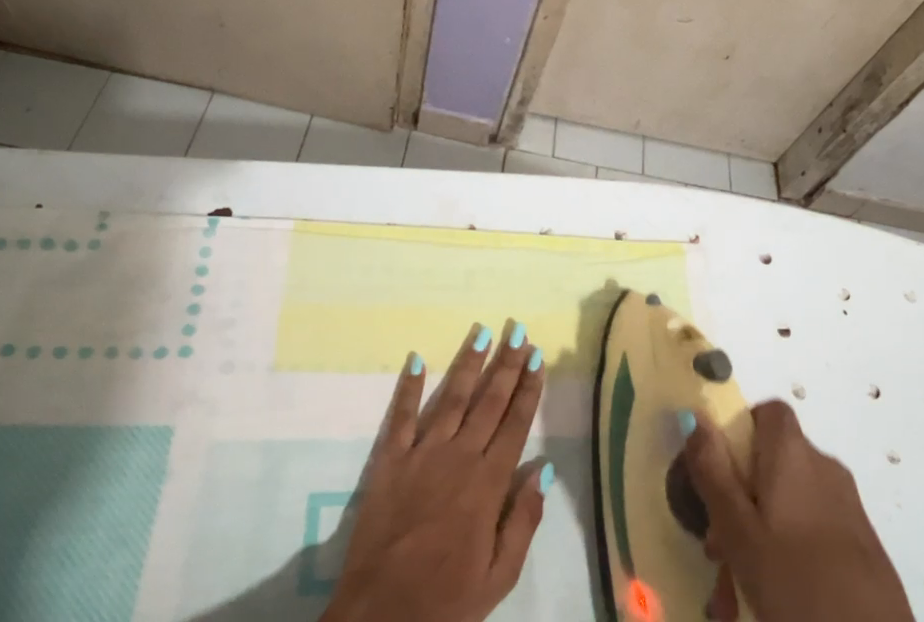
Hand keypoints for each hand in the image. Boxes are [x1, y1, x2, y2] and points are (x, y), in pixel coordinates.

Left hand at [320, 321, 549, 621]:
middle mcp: (458, 459)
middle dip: (506, 364)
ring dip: (467, 364)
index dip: (528, 389)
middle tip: (518, 329)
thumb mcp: (500, 574)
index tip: (538, 357)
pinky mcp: (388, 462)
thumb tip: (543, 468)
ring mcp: (420, 456)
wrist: (381, 615)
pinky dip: (408, 387)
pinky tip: (417, 359)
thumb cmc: (447, 600)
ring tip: (482, 332)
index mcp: (488, 485)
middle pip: (488, 402)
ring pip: (449, 399)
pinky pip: (400, 417)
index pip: (515, 425)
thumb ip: (523, 519)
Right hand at [684, 400, 914, 621]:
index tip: (718, 472)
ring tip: (733, 592)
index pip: (769, 412)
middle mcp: (824, 469)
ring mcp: (847, 507)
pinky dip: (784, 554)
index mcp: (794, 455)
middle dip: (737, 501)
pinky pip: (809, 531)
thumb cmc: (794, 581)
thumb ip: (713, 470)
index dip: (739, 431)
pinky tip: (769, 597)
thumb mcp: (737, 529)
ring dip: (755, 536)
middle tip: (716, 551)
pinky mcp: (859, 544)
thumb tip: (696, 414)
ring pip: (786, 506)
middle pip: (772, 465)